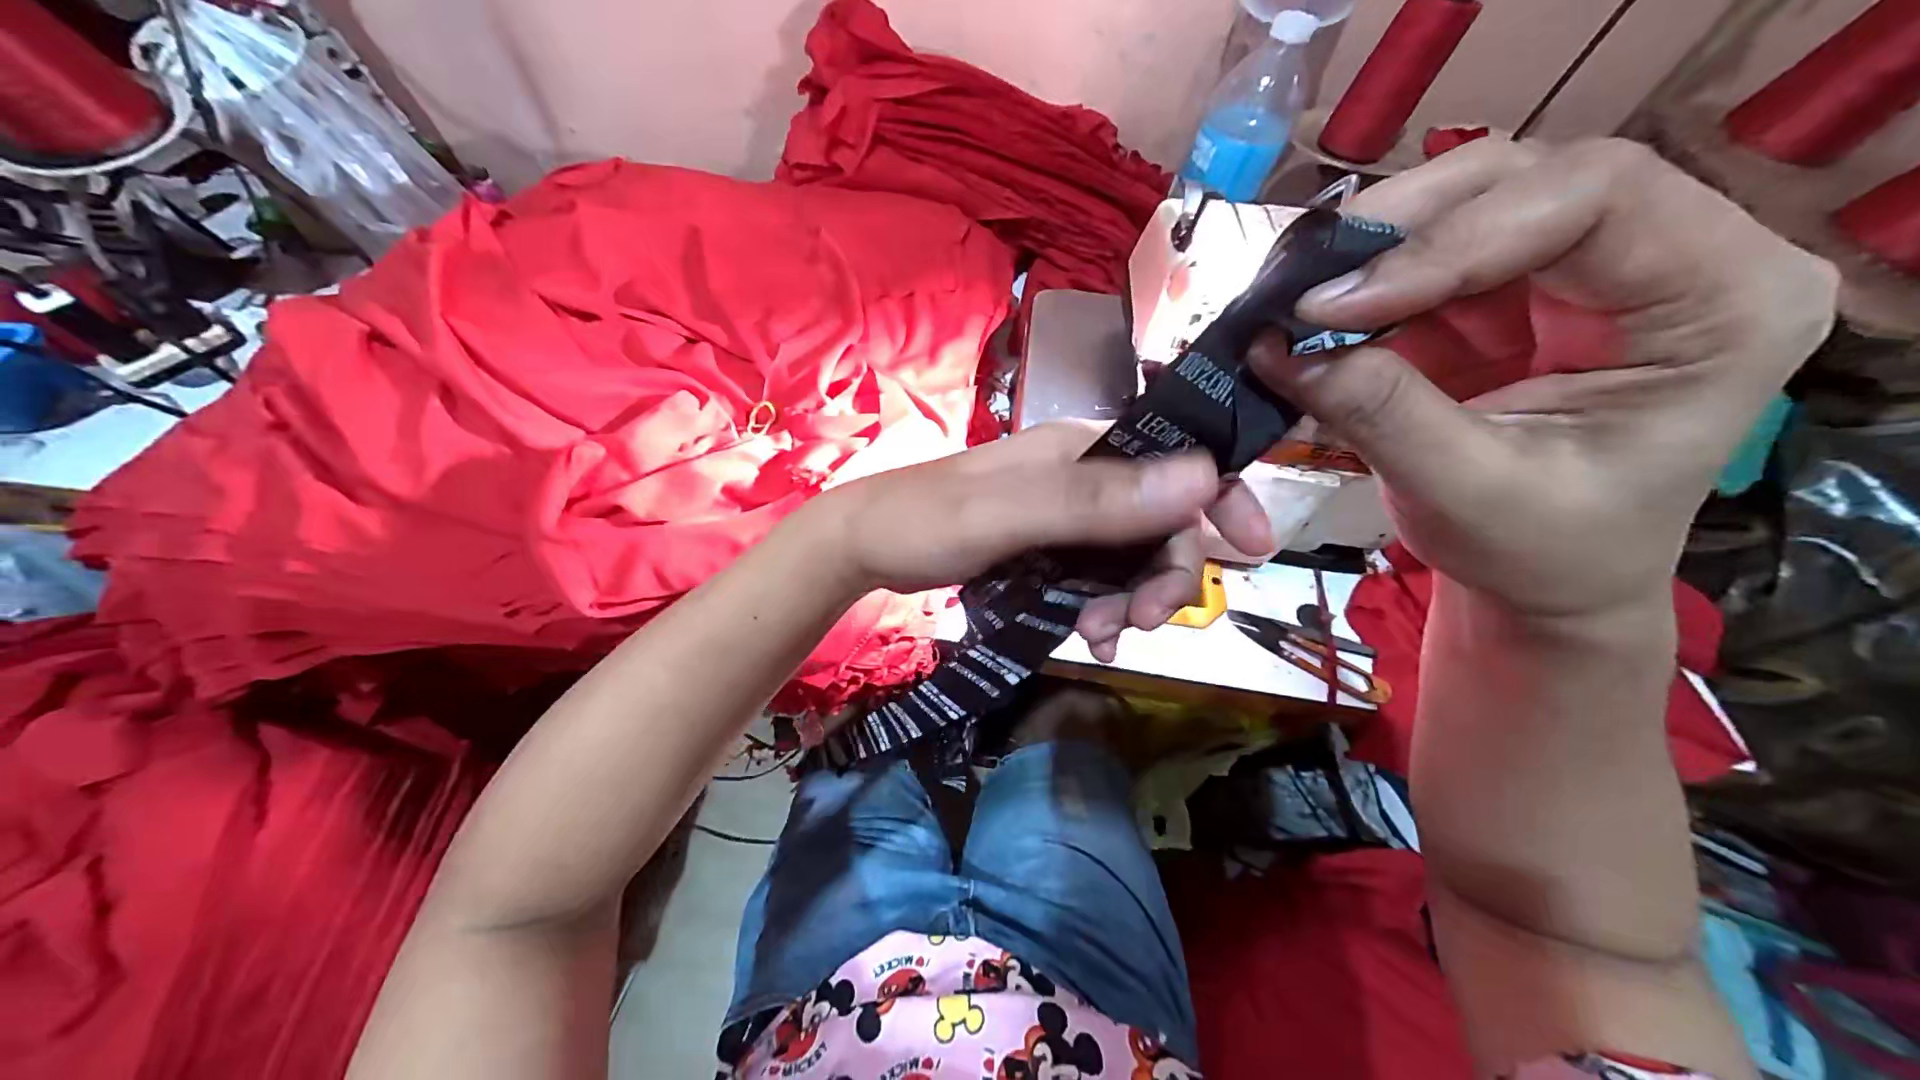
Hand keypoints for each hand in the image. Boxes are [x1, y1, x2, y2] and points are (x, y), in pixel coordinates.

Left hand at [807, 422, 1270, 656]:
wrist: (864, 547)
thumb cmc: (924, 519)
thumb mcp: (1007, 513)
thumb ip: (1096, 499)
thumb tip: (1203, 474)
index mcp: (1083, 448)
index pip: (1178, 460)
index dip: (1222, 499)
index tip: (1254, 549)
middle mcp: (1086, 478)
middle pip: (1162, 524)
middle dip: (1165, 577)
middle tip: (1140, 623)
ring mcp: (1067, 518)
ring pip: (1132, 559)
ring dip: (1131, 603)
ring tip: (1100, 637)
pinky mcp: (1049, 552)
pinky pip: (1098, 581)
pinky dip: (1103, 610)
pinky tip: (1088, 637)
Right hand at [1251, 137, 1836, 619]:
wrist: (1543, 582)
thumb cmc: (1542, 551)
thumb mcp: (1467, 493)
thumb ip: (1382, 414)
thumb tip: (1278, 349)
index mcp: (1719, 299)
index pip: (1591, 198)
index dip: (1448, 239)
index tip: (1333, 307)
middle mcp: (1661, 255)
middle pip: (1519, 180)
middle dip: (1394, 232)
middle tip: (1296, 288)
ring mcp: (1574, 269)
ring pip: (1459, 205)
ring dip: (1363, 253)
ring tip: (1287, 303)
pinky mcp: (1503, 295)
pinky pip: (1419, 260)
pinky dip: (1355, 287)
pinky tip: (1307, 320)